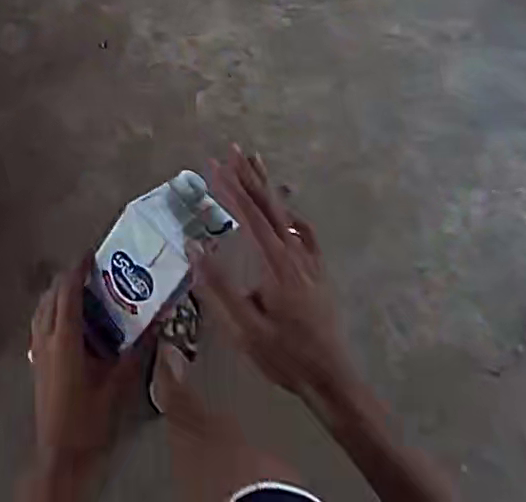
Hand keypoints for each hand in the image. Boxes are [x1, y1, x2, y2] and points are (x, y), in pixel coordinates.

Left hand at [23, 258, 144, 498]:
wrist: (61, 456)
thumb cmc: (89, 419)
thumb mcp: (118, 385)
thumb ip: (137, 351)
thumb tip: (156, 323)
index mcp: (64, 339)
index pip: (67, 291)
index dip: (78, 269)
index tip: (92, 254)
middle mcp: (46, 338)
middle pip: (51, 294)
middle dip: (69, 277)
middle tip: (92, 271)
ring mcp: (37, 350)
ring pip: (42, 307)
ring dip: (58, 293)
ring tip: (81, 290)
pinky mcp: (35, 361)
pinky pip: (39, 323)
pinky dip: (51, 310)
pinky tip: (70, 320)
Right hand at [195, 149, 356, 403]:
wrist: (331, 377)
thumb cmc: (284, 354)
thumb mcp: (244, 327)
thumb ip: (218, 286)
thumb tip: (194, 246)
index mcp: (274, 262)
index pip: (248, 214)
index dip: (230, 187)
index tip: (213, 163)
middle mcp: (293, 252)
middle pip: (268, 205)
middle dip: (248, 175)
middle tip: (233, 148)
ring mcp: (309, 259)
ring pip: (285, 213)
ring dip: (267, 187)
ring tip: (256, 162)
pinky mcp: (318, 270)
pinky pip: (303, 231)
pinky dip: (290, 214)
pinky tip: (286, 211)